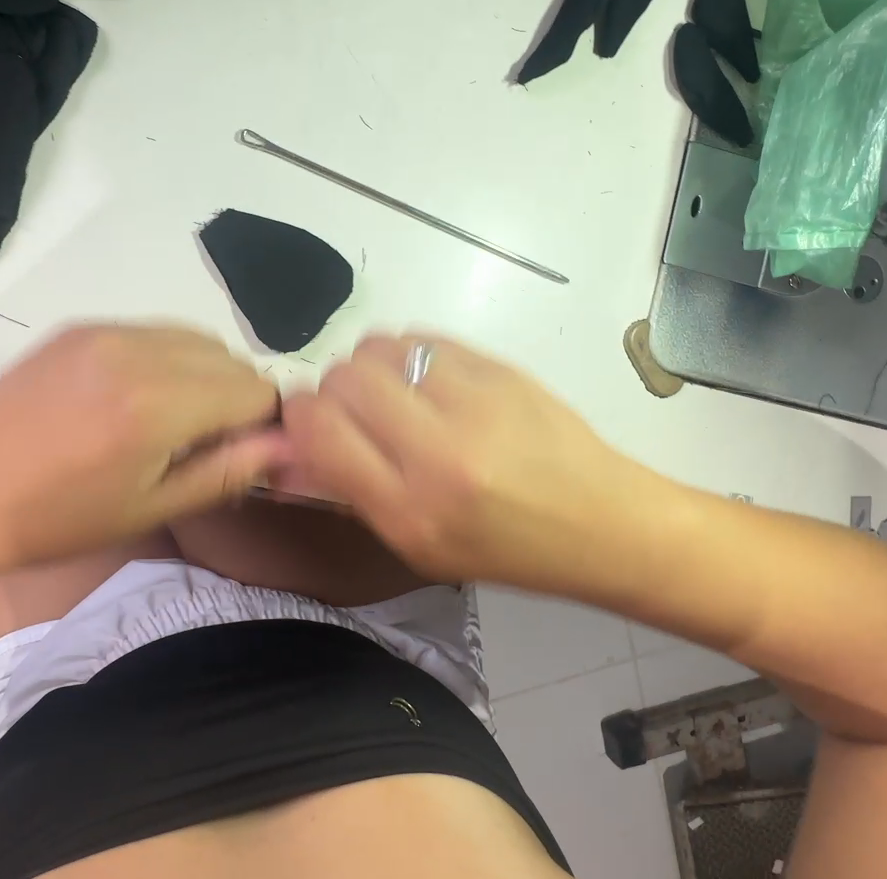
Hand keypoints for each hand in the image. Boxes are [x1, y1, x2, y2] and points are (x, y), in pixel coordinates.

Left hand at [0, 324, 287, 567]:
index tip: (239, 454)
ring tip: (169, 421)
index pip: (255, 388)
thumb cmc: (54, 521)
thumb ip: (228, 469)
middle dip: (235, 396)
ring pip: (193, 338)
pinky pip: (152, 331)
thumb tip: (290, 442)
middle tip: (203, 444)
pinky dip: (166, 359)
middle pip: (229, 356)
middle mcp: (138, 350)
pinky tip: (133, 399)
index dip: (262, 423)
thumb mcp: (150, 508)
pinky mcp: (80, 327)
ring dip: (203, 374)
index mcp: (158, 404)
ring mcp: (105, 331)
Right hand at [280, 334, 663, 591]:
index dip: (299, 416)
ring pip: (379, 347)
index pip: (317, 428)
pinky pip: (423, 338)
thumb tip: (282, 449)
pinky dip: (411, 355)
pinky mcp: (501, 369)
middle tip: (357, 410)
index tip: (311, 422)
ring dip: (371, 366)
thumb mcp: (417, 545)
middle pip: (343, 378)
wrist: (604, 525)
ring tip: (396, 392)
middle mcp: (437, 452)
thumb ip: (346, 491)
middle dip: (334, 389)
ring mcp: (474, 402)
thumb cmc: (504, 549)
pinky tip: (431, 382)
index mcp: (409, 509)